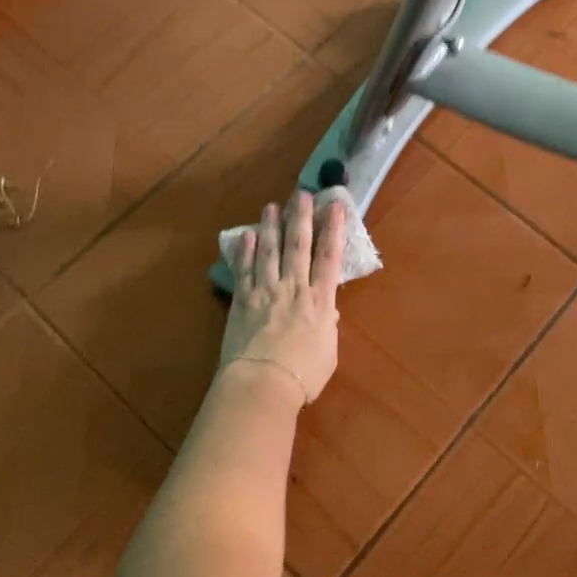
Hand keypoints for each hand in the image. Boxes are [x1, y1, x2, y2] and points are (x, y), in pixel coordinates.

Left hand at [218, 192, 347, 407]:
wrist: (262, 383)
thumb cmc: (303, 375)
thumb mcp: (329, 351)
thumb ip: (328, 326)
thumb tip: (327, 309)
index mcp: (319, 301)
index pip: (328, 257)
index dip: (332, 230)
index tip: (334, 207)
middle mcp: (294, 288)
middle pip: (298, 245)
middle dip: (301, 217)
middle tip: (301, 193)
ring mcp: (266, 291)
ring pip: (269, 250)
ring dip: (271, 226)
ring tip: (272, 205)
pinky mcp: (242, 300)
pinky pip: (244, 269)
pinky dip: (245, 250)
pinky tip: (246, 234)